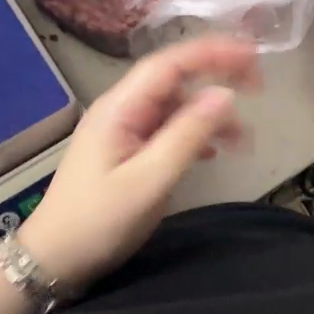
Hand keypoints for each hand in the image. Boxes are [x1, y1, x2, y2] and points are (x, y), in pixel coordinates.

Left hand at [16, 36, 258, 288]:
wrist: (54, 260)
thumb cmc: (98, 222)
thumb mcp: (149, 180)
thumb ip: (188, 136)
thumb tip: (226, 95)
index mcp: (121, 108)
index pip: (171, 63)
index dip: (212, 53)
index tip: (252, 55)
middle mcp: (123, 109)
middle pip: (176, 78)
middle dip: (218, 75)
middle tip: (259, 85)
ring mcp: (125, 129)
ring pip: (178, 106)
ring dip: (212, 114)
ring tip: (244, 138)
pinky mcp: (130, 150)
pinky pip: (170, 128)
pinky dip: (198, 134)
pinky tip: (215, 153)